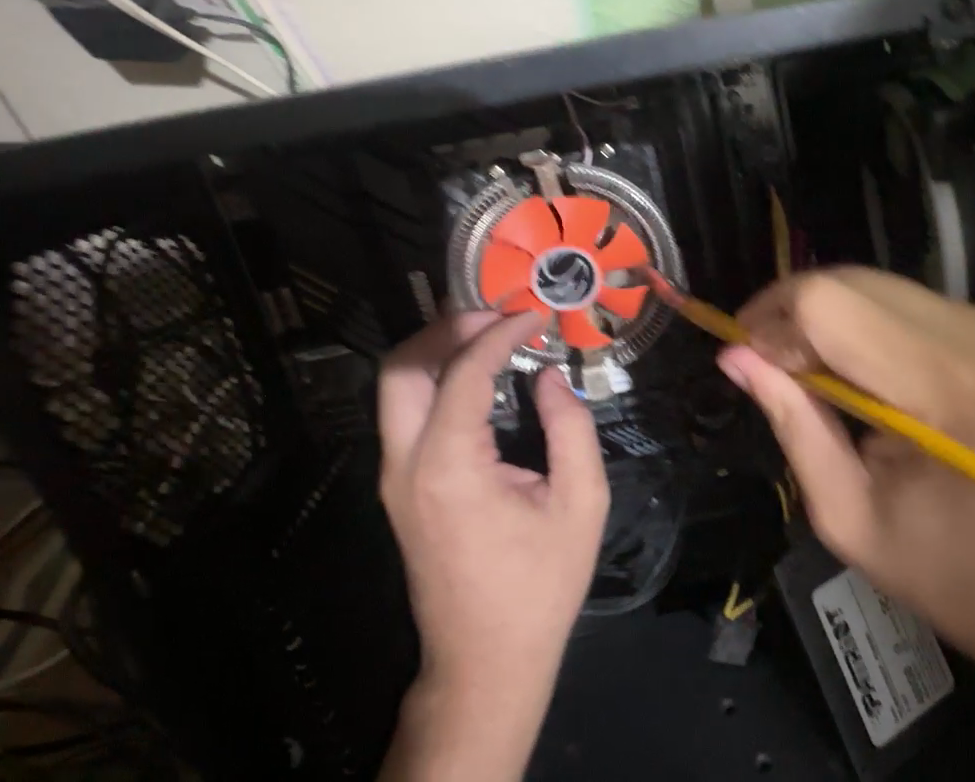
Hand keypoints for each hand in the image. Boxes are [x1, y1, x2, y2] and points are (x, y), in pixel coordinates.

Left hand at [377, 310, 608, 779]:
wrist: (486, 657)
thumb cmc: (540, 584)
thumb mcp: (580, 503)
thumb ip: (570, 428)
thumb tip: (550, 377)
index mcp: (450, 466)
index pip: (464, 372)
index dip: (499, 334)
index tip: (534, 316)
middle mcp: (406, 465)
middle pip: (401, 368)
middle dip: (445, 329)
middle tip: (496, 317)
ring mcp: (394, 479)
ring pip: (394, 389)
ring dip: (435, 352)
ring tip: (487, 337)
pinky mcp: (399, 491)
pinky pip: (405, 416)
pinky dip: (435, 382)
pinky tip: (478, 380)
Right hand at [716, 268, 974, 668]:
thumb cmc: (954, 574)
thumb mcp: (850, 518)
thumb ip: (794, 425)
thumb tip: (734, 356)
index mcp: (943, 383)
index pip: (829, 301)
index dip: (772, 320)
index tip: (745, 361)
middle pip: (850, 281)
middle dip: (791, 313)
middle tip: (760, 362)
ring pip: (875, 286)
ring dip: (826, 318)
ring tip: (801, 371)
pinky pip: (905, 304)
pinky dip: (862, 325)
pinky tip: (853, 372)